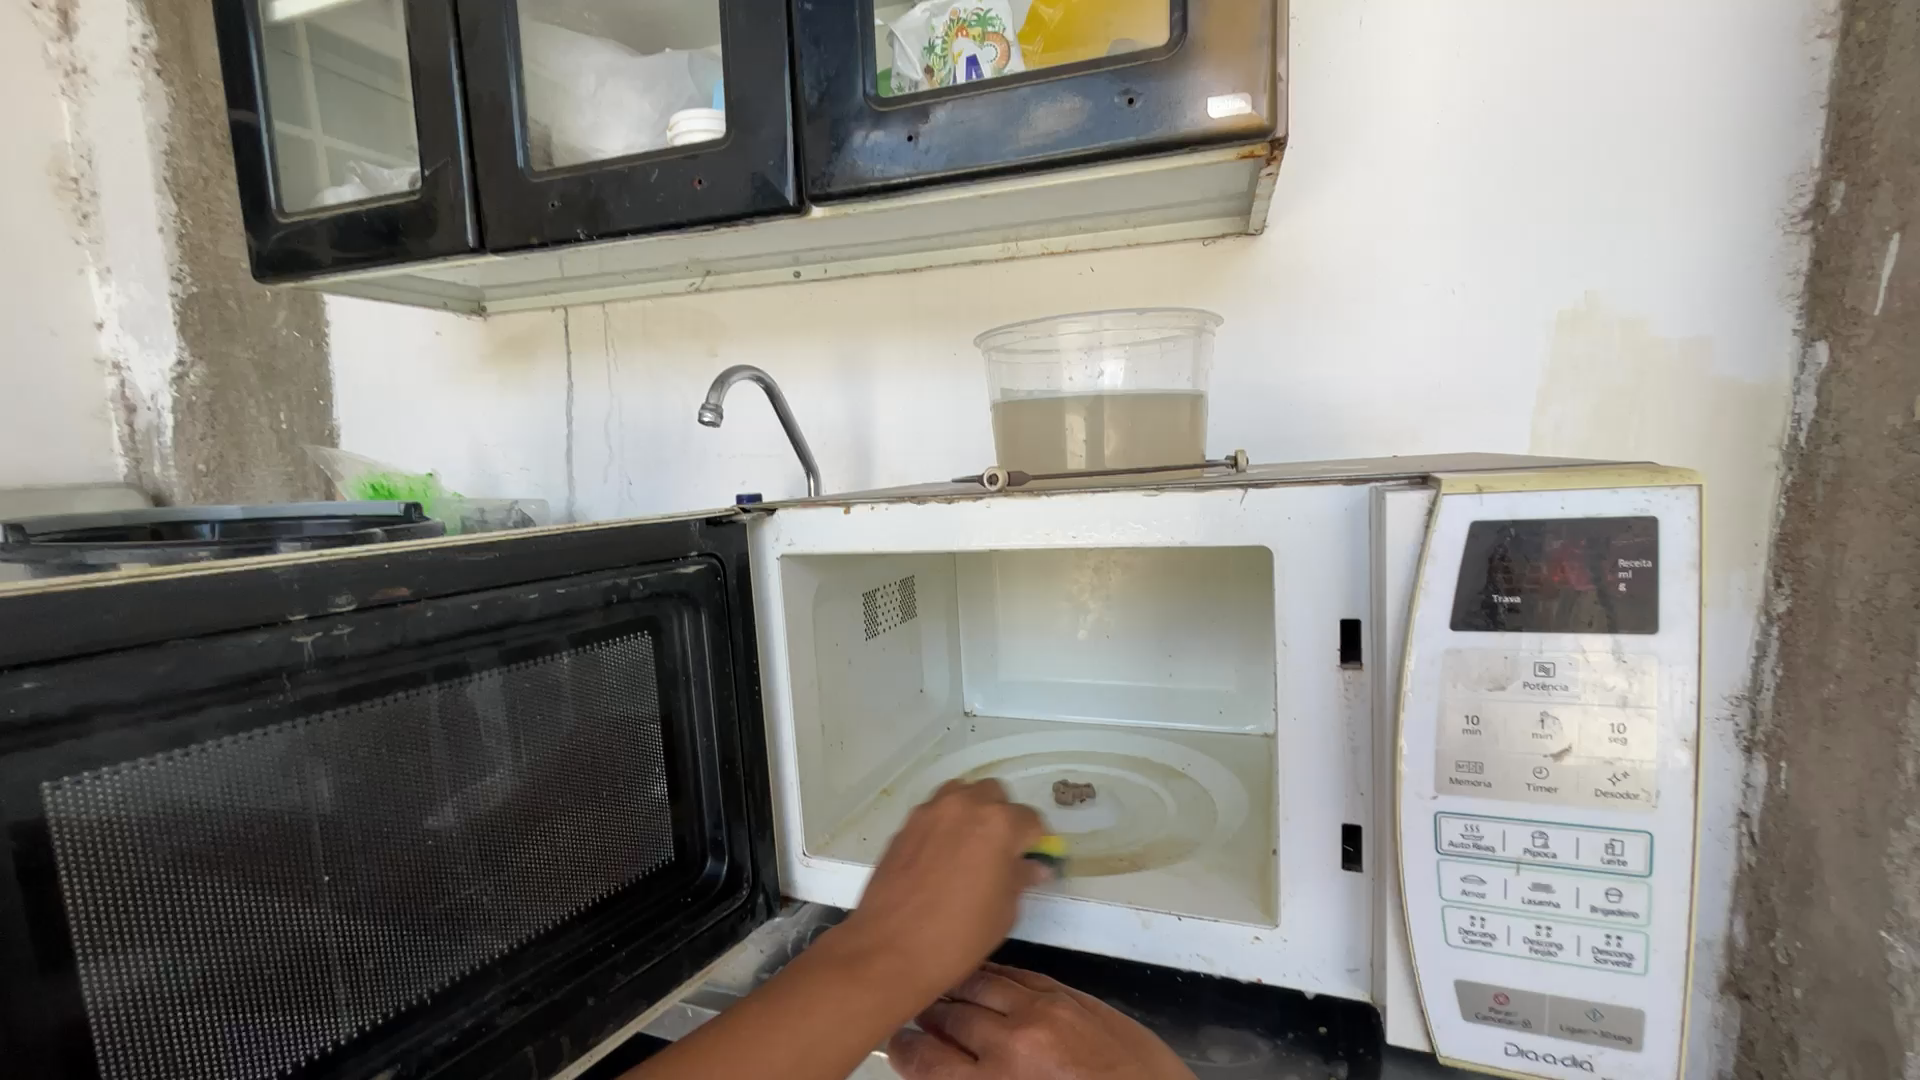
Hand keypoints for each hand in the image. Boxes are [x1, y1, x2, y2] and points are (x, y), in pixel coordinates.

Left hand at [834, 780, 1047, 1001]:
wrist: (891, 947)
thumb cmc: (959, 935)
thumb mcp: (1004, 911)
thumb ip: (1020, 878)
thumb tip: (1034, 865)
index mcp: (999, 824)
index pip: (1031, 820)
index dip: (1035, 841)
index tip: (1031, 860)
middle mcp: (966, 805)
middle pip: (995, 794)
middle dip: (1003, 817)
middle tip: (1000, 851)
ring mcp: (932, 810)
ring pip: (962, 793)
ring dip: (972, 811)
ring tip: (968, 846)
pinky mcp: (906, 822)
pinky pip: (934, 811)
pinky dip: (944, 823)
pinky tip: (940, 856)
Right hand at [888, 964, 1195, 1079]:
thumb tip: (947, 1071)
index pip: (929, 1063)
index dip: (906, 1049)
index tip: (897, 1042)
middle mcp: (1011, 1045)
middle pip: (950, 1018)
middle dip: (927, 1014)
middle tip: (914, 1011)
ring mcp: (1042, 1013)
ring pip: (979, 987)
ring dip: (954, 987)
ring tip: (940, 988)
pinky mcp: (1068, 995)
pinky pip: (1017, 975)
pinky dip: (992, 975)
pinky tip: (981, 977)